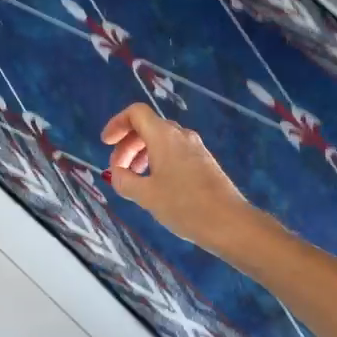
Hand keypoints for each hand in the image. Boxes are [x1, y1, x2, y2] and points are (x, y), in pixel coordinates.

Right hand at [100, 103, 261, 251]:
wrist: (230, 223)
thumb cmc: (184, 206)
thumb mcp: (146, 195)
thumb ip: (124, 181)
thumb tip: (116, 173)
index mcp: (164, 135)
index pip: (136, 113)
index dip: (117, 124)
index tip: (105, 143)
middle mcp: (180, 135)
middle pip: (147, 126)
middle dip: (127, 144)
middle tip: (117, 169)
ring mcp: (195, 148)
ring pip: (161, 140)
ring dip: (142, 153)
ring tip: (134, 178)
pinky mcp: (204, 162)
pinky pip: (174, 151)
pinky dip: (158, 160)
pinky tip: (156, 185)